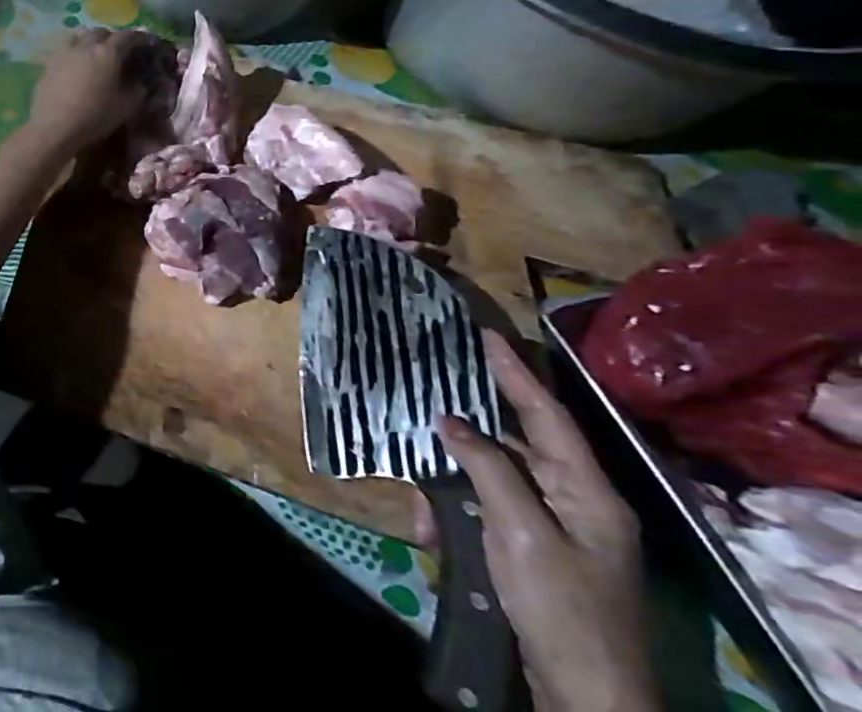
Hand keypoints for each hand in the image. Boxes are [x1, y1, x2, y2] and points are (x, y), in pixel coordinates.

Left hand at [26, 28, 152, 152]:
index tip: (145, 41)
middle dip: (112, 37)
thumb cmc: (94, 117)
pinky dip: (73, 52)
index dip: (139, 37)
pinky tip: (73, 65)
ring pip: (78, 36)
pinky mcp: (47, 65)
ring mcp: (63, 54)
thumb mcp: (126, 107)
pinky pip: (63, 50)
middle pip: (100, 32)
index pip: (127, 36)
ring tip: (93, 52)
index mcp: (108, 52)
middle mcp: (85, 46)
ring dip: (89, 40)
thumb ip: (137, 91)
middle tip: (117, 49)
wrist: (54, 128)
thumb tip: (139, 83)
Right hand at [432, 333, 655, 711]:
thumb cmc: (559, 601)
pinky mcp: (533, 545)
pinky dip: (455, 516)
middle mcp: (574, 498)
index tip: (485, 335)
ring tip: (425, 509)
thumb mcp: (520, 531)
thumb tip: (449, 420)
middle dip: (464, 435)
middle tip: (425, 403)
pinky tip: (432, 533)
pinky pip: (485, 510)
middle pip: (513, 444)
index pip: (546, 415)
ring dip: (451, 487)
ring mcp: (555, 523)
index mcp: (587, 489)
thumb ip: (487, 469)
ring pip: (489, 479)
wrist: (583, 683)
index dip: (515, 373)